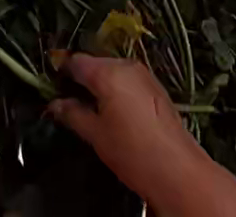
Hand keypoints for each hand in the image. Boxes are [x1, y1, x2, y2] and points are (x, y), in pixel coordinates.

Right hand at [51, 55, 235, 215]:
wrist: (181, 173)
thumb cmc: (133, 153)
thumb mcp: (96, 135)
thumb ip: (72, 114)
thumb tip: (54, 104)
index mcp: (106, 72)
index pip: (75, 61)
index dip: (61, 72)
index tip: (53, 86)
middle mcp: (125, 65)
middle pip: (94, 63)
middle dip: (81, 78)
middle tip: (72, 100)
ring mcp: (143, 74)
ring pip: (112, 70)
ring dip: (100, 82)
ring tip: (94, 107)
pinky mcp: (156, 87)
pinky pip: (127, 79)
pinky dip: (117, 88)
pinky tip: (116, 111)